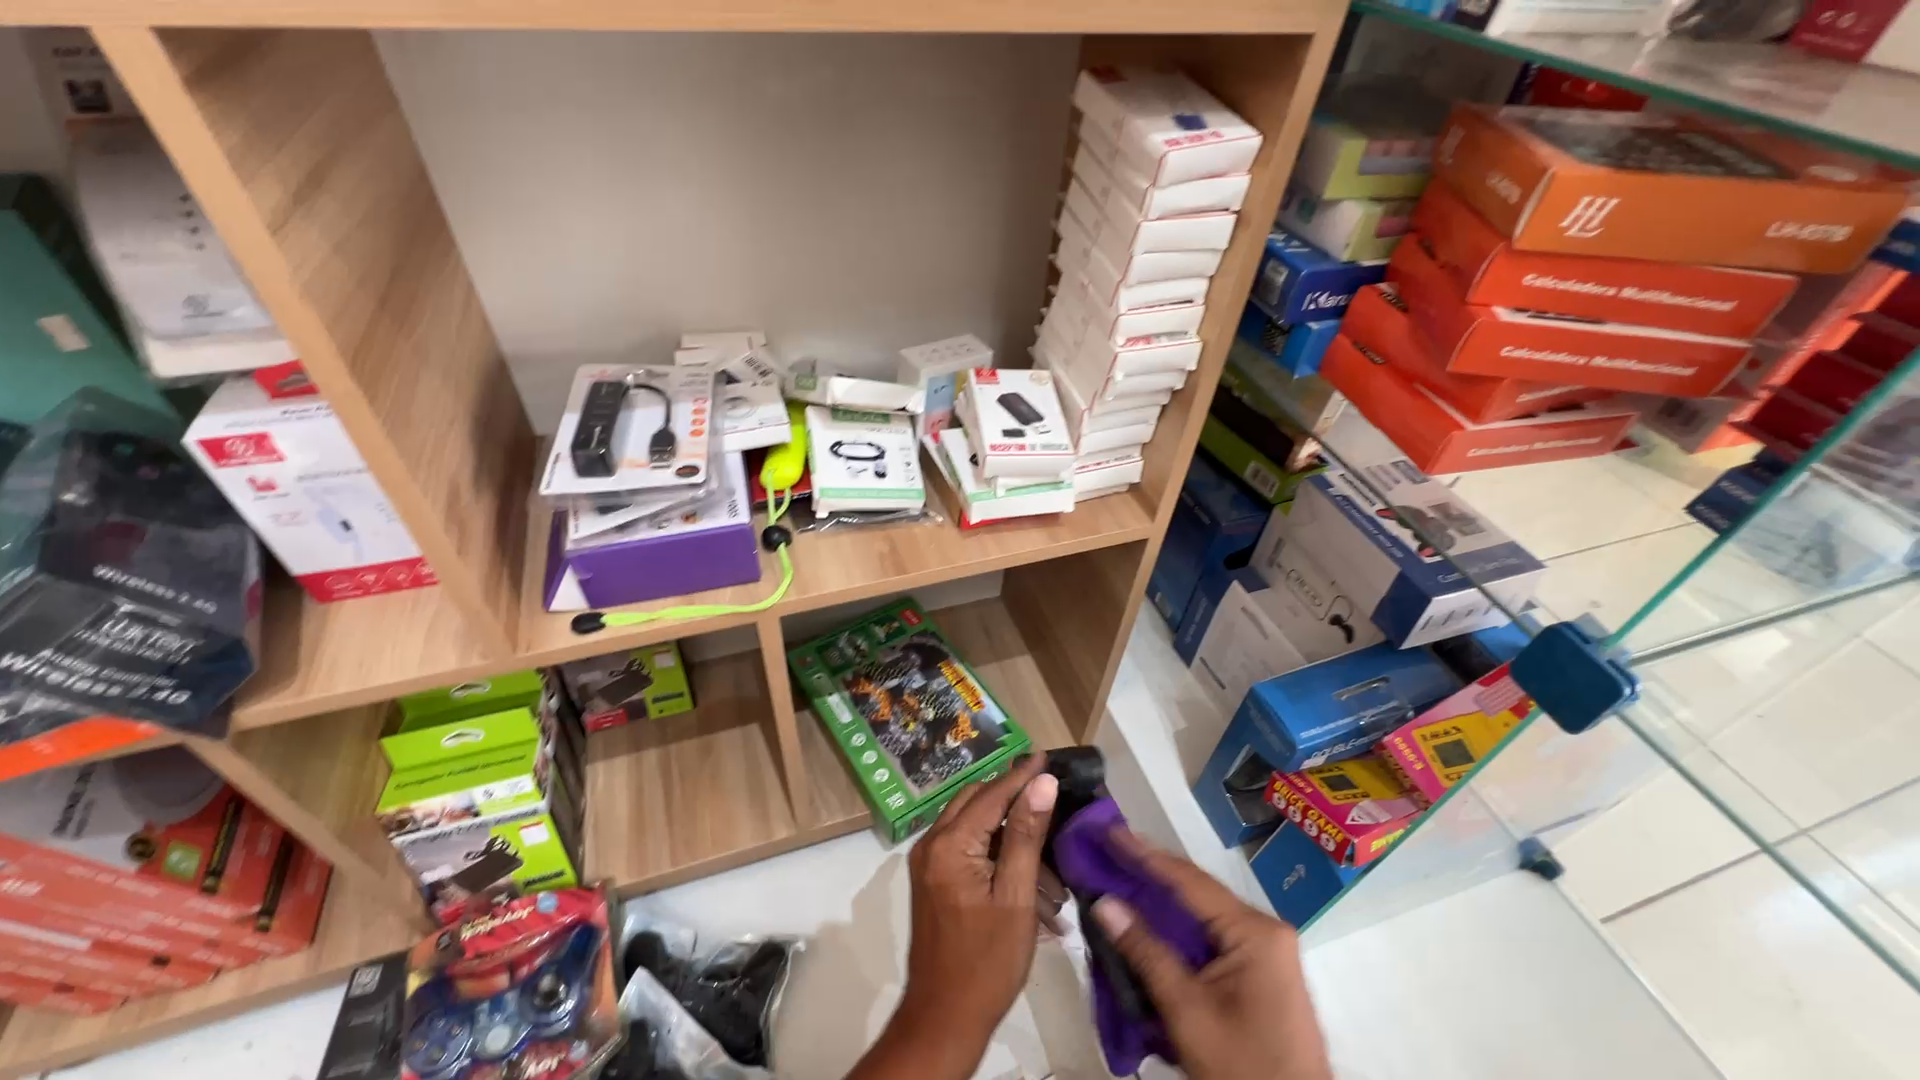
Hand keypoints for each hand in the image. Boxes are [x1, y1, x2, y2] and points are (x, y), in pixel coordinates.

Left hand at [849, 755, 1058, 1079]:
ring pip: (974, 828)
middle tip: (1053, 799)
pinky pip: (967, 851)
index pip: (991, 795)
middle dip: (1016, 802)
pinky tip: (1031, 881)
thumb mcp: (1016, 896)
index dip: (1022, 775)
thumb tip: (1041, 783)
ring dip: (1011, 837)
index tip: (1048, 757)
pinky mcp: (934, 882)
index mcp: (949, 845)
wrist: (945, 1018)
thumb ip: (1027, 835)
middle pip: (977, 803)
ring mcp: (929, 864)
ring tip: (1052, 864)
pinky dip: (998, 857)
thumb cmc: (987, 961)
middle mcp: (931, 845)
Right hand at [1092, 830, 1330, 1079]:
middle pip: (1197, 893)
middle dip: (1150, 875)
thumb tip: (1105, 902)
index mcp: (1255, 931)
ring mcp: (1266, 952)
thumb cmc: (1243, 1066)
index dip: (1145, 854)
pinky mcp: (1261, 973)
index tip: (1110, 829)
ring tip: (1118, 879)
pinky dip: (1178, 931)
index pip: (1190, 881)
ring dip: (1161, 904)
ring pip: (1203, 916)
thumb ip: (1146, 953)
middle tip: (1106, 852)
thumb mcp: (1188, 1012)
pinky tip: (1148, 924)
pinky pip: (1212, 937)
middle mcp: (1265, 930)